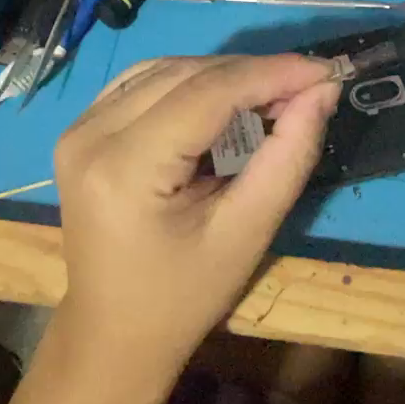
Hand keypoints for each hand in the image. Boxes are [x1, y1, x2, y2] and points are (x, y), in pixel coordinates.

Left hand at [52, 54, 340, 373]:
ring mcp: (78, 128)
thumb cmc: (184, 296)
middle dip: (252, 73)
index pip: (207, 93)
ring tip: (272, 95)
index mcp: (124, 168)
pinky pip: (143, 83)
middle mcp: (90, 135)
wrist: (114, 333)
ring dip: (223, 74)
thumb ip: (288, 156)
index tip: (326, 71)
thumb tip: (322, 92)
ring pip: (164, 70)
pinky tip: (224, 100)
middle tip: (307, 88)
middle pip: (185, 74)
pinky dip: (190, 82)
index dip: (271, 73)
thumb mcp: (248, 233)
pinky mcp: (81, 130)